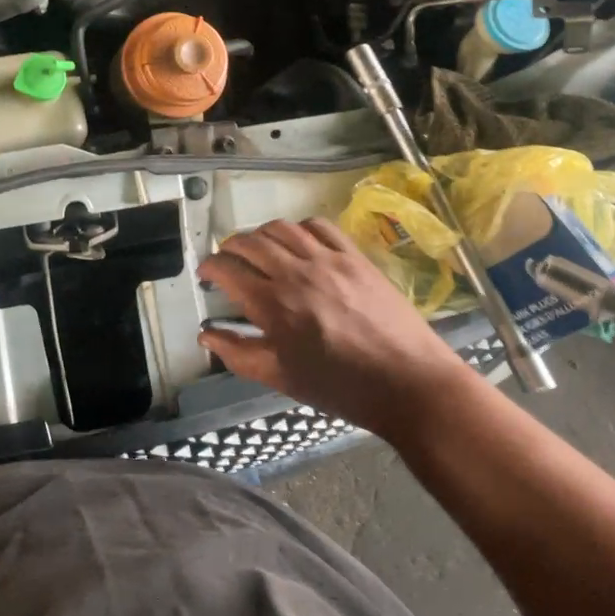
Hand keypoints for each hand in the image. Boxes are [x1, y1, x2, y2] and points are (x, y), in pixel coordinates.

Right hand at [196, 219, 473, 440]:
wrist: (409, 383)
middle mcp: (296, 273)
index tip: (205, 275)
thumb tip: (205, 335)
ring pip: (281, 228)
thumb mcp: (281, 378)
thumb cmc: (340, 388)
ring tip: (258, 248)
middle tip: (226, 260)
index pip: (227, 270)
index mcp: (273, 305)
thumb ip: (238, 353)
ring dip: (260, 234)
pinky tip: (298, 242)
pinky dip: (299, 228)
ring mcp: (328, 260)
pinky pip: (319, 227)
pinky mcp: (355, 258)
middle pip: (249, 242)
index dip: (209, 268)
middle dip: (229, 247)